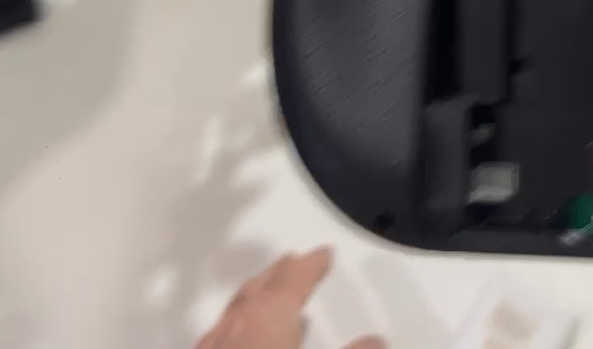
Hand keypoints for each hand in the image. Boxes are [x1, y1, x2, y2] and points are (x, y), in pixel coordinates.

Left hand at [197, 248, 382, 348]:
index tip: (325, 253)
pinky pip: (213, 345)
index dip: (309, 266)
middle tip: (292, 262)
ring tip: (266, 299)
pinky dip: (229, 335)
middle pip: (254, 295)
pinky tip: (233, 348)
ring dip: (250, 303)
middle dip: (275, 277)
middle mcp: (233, 333)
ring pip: (229, 319)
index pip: (290, 283)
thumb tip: (379, 340)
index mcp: (266, 323)